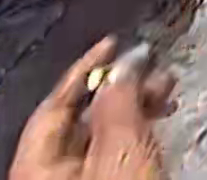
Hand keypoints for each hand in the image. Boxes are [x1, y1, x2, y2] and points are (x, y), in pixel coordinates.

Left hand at [10, 38, 176, 179]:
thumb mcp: (123, 148)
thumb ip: (120, 99)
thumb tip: (125, 60)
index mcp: (36, 170)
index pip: (52, 108)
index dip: (83, 71)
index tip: (114, 41)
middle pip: (78, 121)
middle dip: (120, 87)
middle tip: (157, 68)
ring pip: (98, 135)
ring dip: (135, 104)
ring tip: (170, 90)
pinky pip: (111, 154)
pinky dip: (136, 129)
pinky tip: (160, 120)